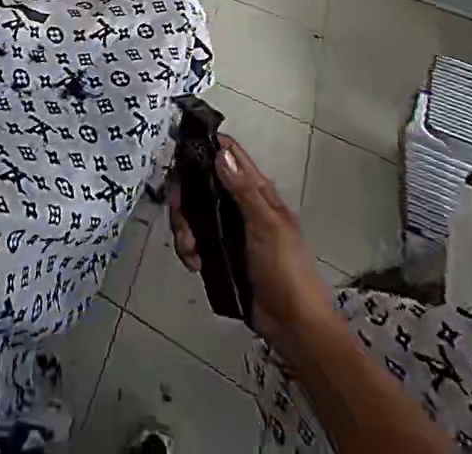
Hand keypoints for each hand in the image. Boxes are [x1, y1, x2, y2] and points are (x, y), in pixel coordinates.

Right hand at [167, 136, 335, 348]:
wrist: (292, 324)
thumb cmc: (286, 270)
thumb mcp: (267, 225)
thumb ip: (244, 190)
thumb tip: (221, 152)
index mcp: (257, 191)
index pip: (230, 155)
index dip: (206, 147)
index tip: (180, 154)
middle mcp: (240, 205)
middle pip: (201, 184)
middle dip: (184, 196)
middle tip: (179, 211)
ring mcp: (229, 229)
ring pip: (194, 212)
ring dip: (184, 227)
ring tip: (190, 249)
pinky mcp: (220, 253)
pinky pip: (195, 240)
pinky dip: (189, 249)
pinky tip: (195, 263)